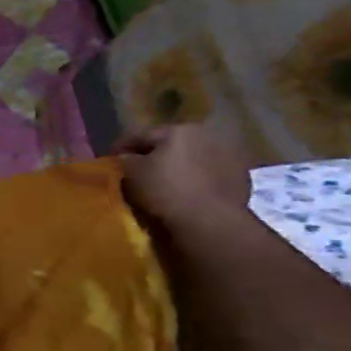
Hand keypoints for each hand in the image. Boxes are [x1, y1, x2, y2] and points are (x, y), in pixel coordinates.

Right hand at [112, 123, 251, 228]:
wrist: (210, 220)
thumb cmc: (165, 190)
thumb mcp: (131, 173)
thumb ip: (125, 159)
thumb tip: (127, 157)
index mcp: (179, 130)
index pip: (140, 135)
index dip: (121, 147)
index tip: (110, 159)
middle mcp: (207, 134)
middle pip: (171, 143)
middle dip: (154, 154)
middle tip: (138, 169)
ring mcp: (229, 154)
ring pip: (193, 156)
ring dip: (178, 165)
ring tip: (165, 181)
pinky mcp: (241, 175)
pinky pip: (210, 171)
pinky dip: (197, 177)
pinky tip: (188, 189)